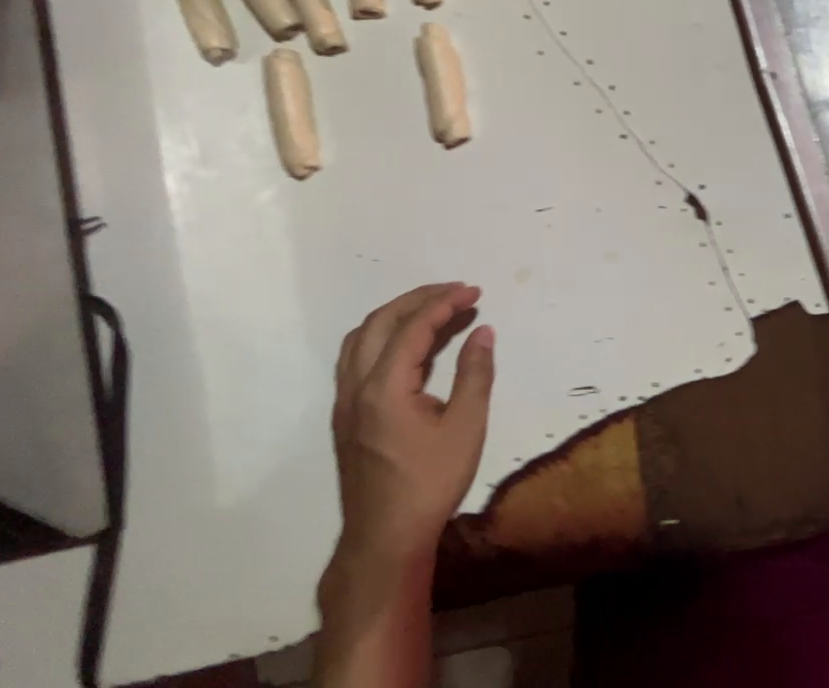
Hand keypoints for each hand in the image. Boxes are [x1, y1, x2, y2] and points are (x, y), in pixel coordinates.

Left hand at [330, 282, 495, 568]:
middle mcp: (356, 388)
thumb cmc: (431, 482)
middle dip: (419, 300)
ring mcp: (346, 402)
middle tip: (458, 292)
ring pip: (361, 339)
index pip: (412, 328)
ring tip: (436, 311)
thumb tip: (483, 331)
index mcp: (384, 388)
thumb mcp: (466, 426)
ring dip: (397, 316)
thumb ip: (475, 373)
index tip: (475, 292)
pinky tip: (413, 346)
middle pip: (379, 323)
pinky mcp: (347, 415)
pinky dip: (385, 338)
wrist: (386, 536)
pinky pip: (358, 359)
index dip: (444, 304)